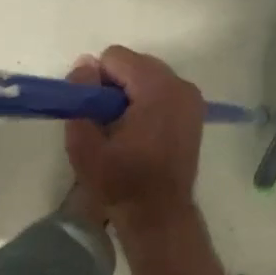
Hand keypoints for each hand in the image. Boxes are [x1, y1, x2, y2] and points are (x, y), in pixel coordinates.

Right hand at [64, 46, 204, 226]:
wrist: (159, 217)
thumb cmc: (121, 184)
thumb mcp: (85, 144)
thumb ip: (81, 97)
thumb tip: (85, 65)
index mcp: (157, 88)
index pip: (114, 58)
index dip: (96, 82)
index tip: (94, 114)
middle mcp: (181, 86)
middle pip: (134, 65)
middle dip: (115, 87)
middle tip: (108, 125)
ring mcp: (192, 101)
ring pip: (148, 78)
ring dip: (130, 97)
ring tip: (124, 133)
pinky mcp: (194, 116)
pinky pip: (162, 94)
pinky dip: (147, 106)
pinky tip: (140, 136)